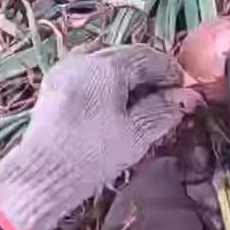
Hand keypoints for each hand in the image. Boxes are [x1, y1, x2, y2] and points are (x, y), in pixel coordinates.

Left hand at [0, 45, 201, 229]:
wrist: (42, 173)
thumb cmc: (93, 153)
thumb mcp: (136, 134)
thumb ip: (163, 109)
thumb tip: (187, 96)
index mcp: (107, 65)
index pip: (149, 56)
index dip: (171, 72)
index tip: (184, 92)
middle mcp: (84, 58)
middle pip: (126, 56)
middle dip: (148, 74)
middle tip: (165, 99)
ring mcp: (65, 68)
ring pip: (105, 62)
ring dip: (126, 77)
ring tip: (138, 104)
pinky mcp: (53, 84)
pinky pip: (87, 73)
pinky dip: (104, 83)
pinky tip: (110, 105)